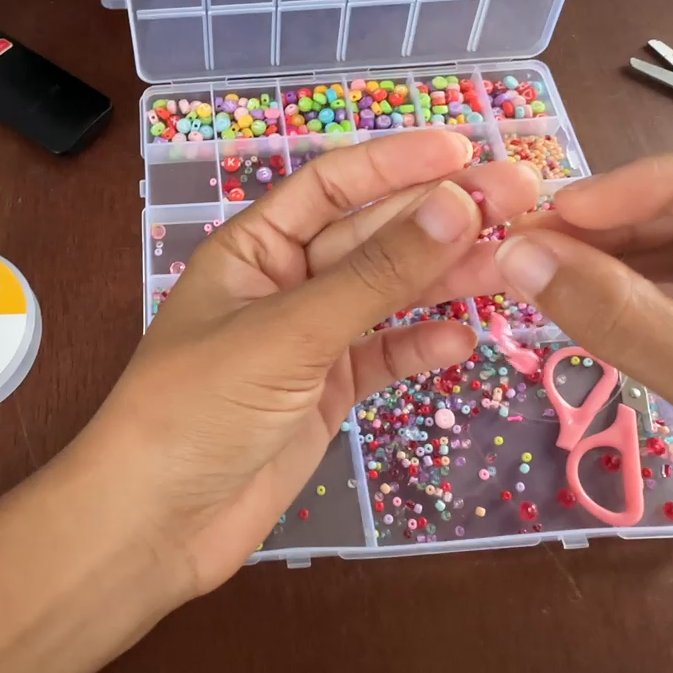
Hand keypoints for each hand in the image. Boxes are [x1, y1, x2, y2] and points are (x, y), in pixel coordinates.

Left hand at [79, 129, 542, 593]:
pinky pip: (380, 356)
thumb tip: (453, 206)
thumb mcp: (286, 333)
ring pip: (384, 296)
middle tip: (518, 198)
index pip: (330, 185)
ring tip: (511, 264)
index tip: (461, 149)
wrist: (154, 524)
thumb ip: (373, 277)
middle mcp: (283, 282)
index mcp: (253, 246)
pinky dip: (419, 347)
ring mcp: (306, 339)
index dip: (394, 162)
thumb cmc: (197, 406)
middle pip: (369, 236)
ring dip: (443, 279)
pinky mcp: (324, 392)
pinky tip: (463, 340)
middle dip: (436, 217)